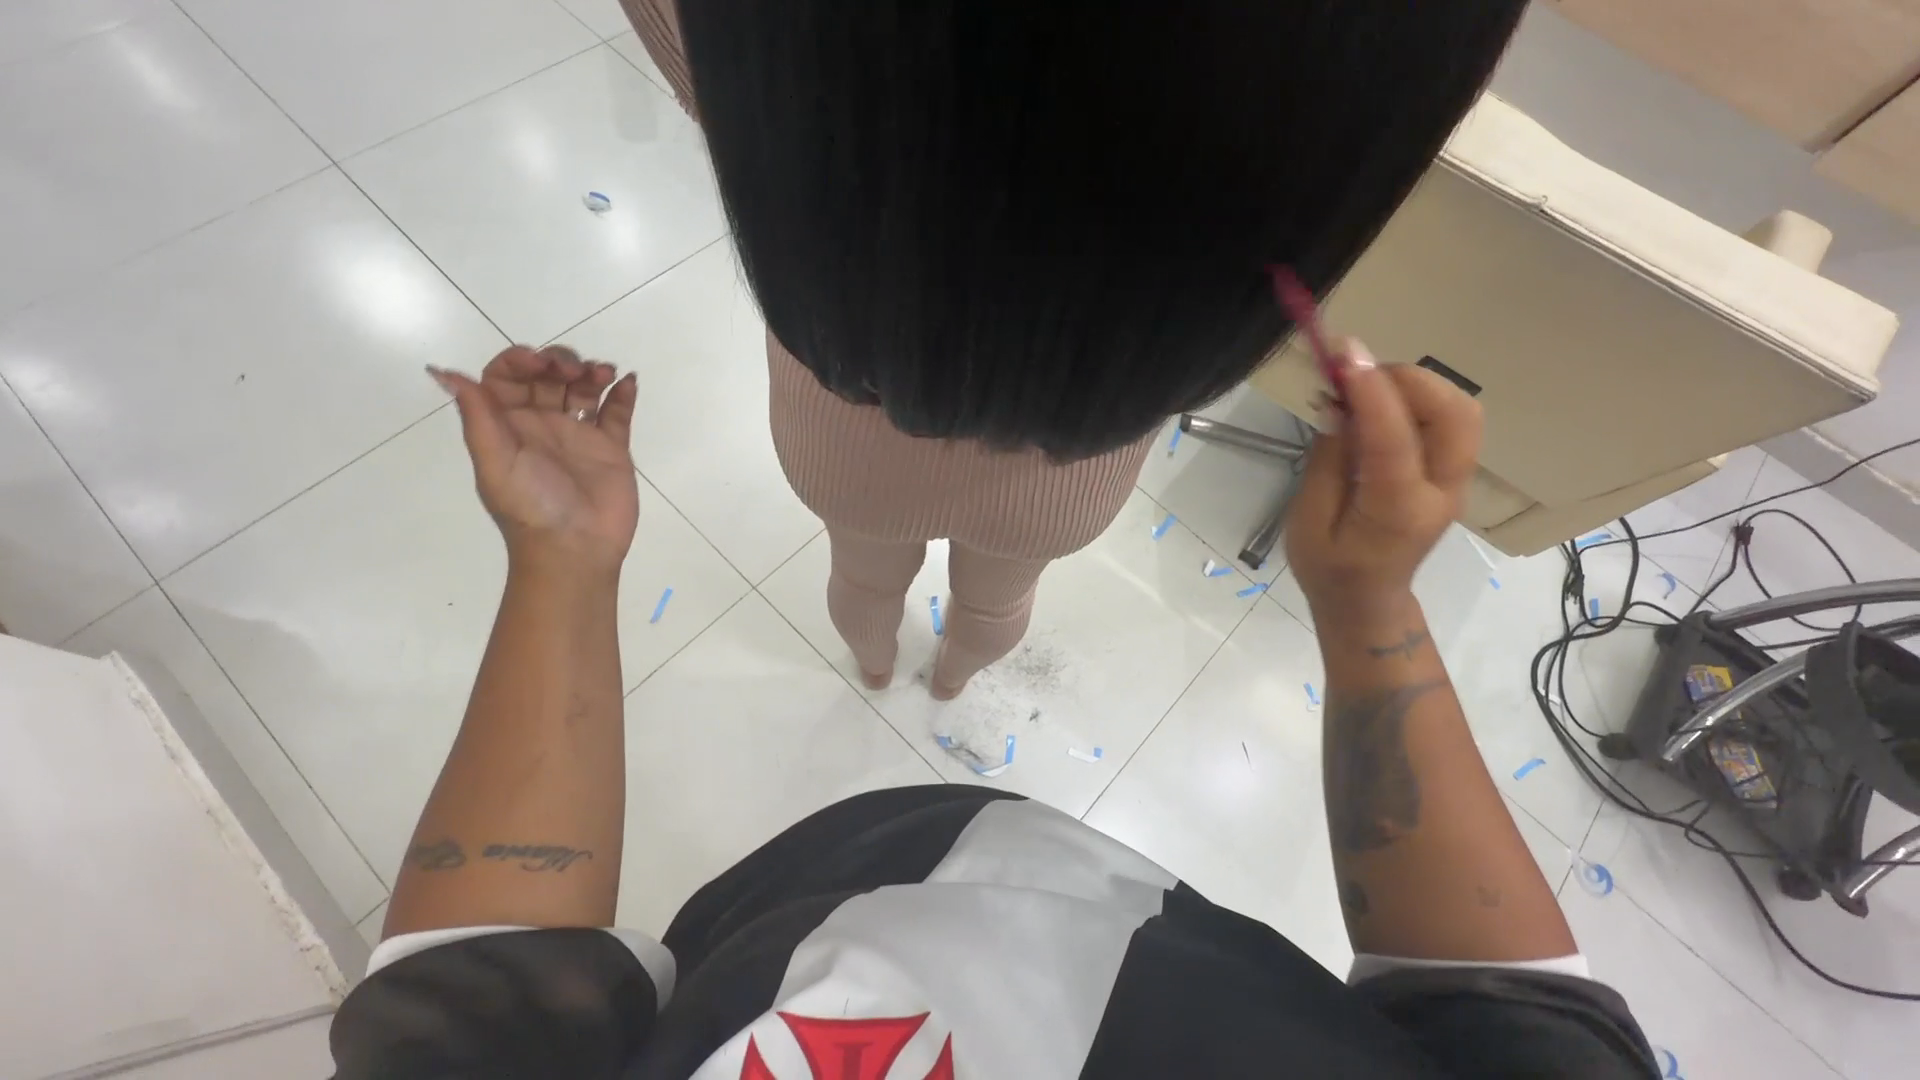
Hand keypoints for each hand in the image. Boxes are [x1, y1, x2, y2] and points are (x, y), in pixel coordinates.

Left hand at [430, 345, 639, 574]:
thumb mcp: (494, 461)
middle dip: (560, 362)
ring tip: (604, 373)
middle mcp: (541, 425)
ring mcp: (579, 436)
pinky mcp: (612, 449)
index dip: (520, 361)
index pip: (507, 378)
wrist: (575, 549)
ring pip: (583, 390)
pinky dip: (624, 394)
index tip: (538, 362)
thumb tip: (443, 372)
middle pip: (548, 378)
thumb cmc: (531, 505)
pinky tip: (628, 383)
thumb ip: (476, 415)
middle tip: (574, 371)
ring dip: (592, 373)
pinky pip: (617, 414)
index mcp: (508, 426)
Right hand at [1284, 340, 1481, 613]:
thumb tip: (1338, 404)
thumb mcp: (1309, 520)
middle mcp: (1440, 493)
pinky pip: (1449, 421)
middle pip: (1455, 414)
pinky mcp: (1453, 473)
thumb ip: (1328, 461)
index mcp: (1397, 512)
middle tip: (1357, 373)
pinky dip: (1418, 399)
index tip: (1344, 352)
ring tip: (1366, 387)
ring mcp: (1456, 483)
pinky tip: (1379, 403)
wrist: (1367, 602)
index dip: (1371, 390)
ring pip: (1460, 411)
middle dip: (1408, 379)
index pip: (1394, 439)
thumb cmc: (1328, 568)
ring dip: (1416, 386)